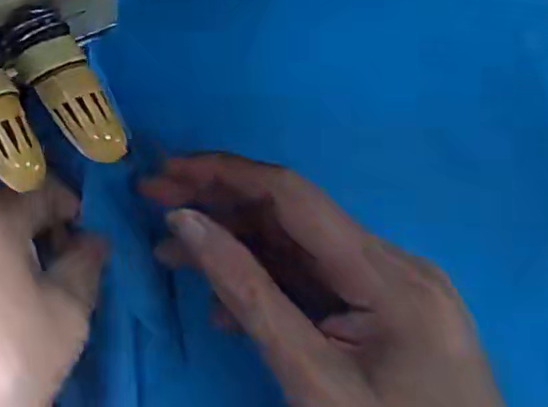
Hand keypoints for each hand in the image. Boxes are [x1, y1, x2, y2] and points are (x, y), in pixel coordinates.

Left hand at [0, 180, 107, 406]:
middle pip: (9, 195)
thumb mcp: (67, 308)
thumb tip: (94, 239)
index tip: (88, 230)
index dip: (70, 204)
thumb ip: (84, 263)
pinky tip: (10, 274)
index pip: (39, 188)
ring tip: (43, 263)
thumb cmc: (17, 347)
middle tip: (69, 248)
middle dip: (42, 213)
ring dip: (18, 226)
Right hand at [140, 153, 502, 406]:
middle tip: (150, 201)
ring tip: (172, 259)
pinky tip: (223, 304)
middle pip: (287, 213)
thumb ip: (245, 290)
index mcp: (392, 279)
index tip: (160, 171)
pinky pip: (308, 276)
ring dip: (229, 244)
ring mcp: (395, 291)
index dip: (219, 171)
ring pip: (291, 243)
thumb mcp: (312, 376)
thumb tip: (179, 216)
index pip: (290, 193)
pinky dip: (259, 278)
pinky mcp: (387, 313)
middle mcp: (398, 268)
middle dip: (214, 205)